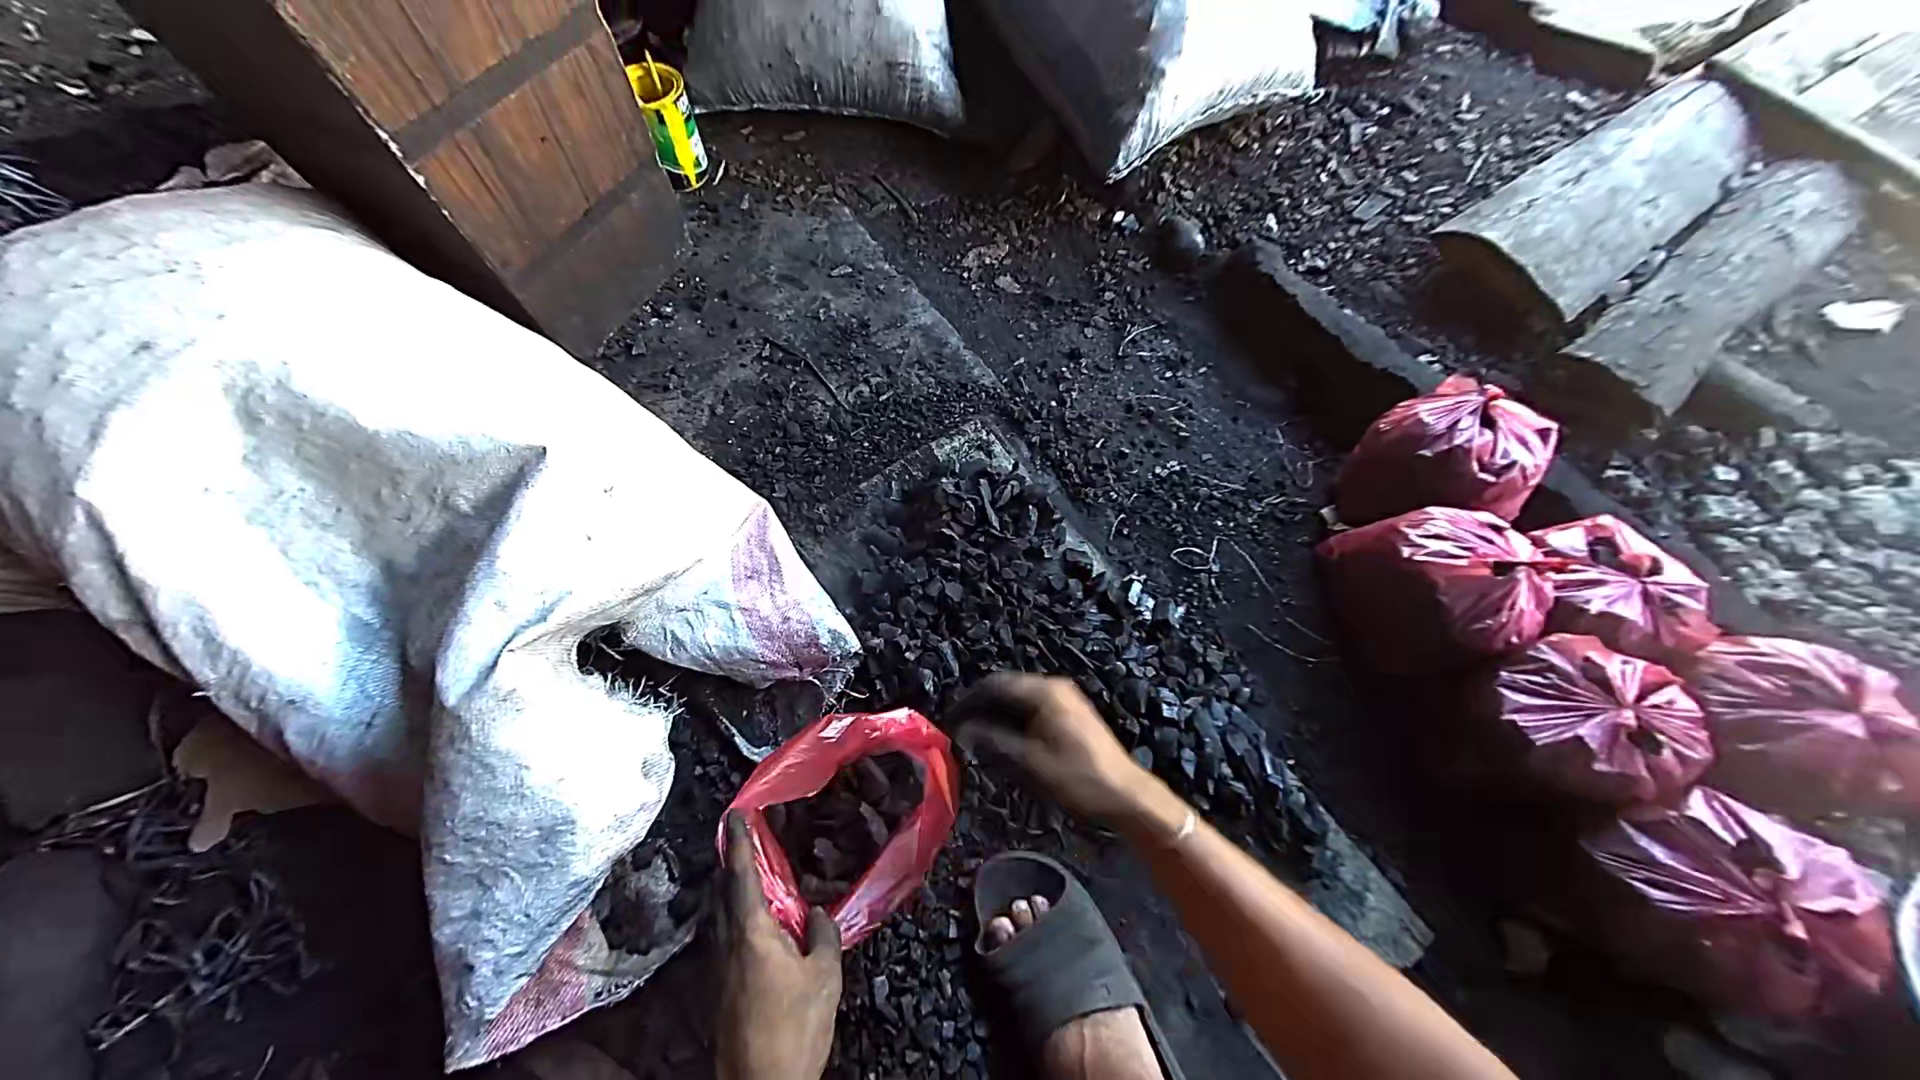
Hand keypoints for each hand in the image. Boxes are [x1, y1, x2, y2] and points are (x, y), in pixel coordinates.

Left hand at [717, 812, 841, 1079]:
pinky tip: (760, 918)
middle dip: (733, 860)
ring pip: (725, 912)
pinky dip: (741, 912)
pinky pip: (730, 933)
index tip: (735, 815)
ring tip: (753, 868)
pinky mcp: (723, 986)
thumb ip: (822, 933)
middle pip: (726, 891)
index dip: (738, 842)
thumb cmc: (796, 1027)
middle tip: (745, 834)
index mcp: (752, 932)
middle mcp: (729, 943)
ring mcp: (722, 966)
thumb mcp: (825, 974)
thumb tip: (815, 913)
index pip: (741, 875)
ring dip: (736, 885)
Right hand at [948, 673, 1185, 837]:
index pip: (995, 685)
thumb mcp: (1031, 762)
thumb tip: (964, 729)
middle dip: (980, 706)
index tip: (949, 719)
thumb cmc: (1079, 779)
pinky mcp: (1070, 711)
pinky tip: (1003, 736)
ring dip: (996, 712)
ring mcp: (1065, 697)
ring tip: (975, 734)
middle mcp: (1054, 686)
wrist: (1126, 794)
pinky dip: (1014, 718)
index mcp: (1044, 692)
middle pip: (1007, 688)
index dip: (968, 701)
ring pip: (1019, 697)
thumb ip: (994, 741)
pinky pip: (1032, 706)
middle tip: (959, 728)